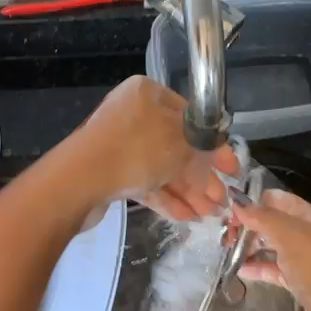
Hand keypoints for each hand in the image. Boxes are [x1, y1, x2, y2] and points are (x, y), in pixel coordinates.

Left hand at [60, 76, 238, 221]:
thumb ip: (203, 144)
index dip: (214, 145)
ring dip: (188, 190)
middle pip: (177, 145)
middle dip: (202, 175)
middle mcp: (132, 114)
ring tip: (210, 214)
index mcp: (147, 94)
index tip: (232, 169)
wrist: (79, 180)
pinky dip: (165, 197)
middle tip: (223, 199)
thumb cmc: (136, 150)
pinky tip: (186, 216)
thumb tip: (215, 150)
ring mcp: (118, 144)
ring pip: (162, 167)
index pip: (191, 116)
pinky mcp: (109, 172)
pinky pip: (144, 182)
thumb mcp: (181, 142)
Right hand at [232, 189, 310, 310]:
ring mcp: (306, 262)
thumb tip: (237, 202)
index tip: (224, 211)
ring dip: (250, 247)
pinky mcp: (302, 285)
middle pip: (273, 222)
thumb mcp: (291, 238)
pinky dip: (259, 269)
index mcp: (310, 217)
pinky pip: (276, 271)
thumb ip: (263, 219)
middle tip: (221, 235)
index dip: (252, 200)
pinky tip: (240, 272)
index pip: (277, 199)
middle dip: (248, 225)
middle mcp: (309, 235)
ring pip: (273, 247)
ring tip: (225, 252)